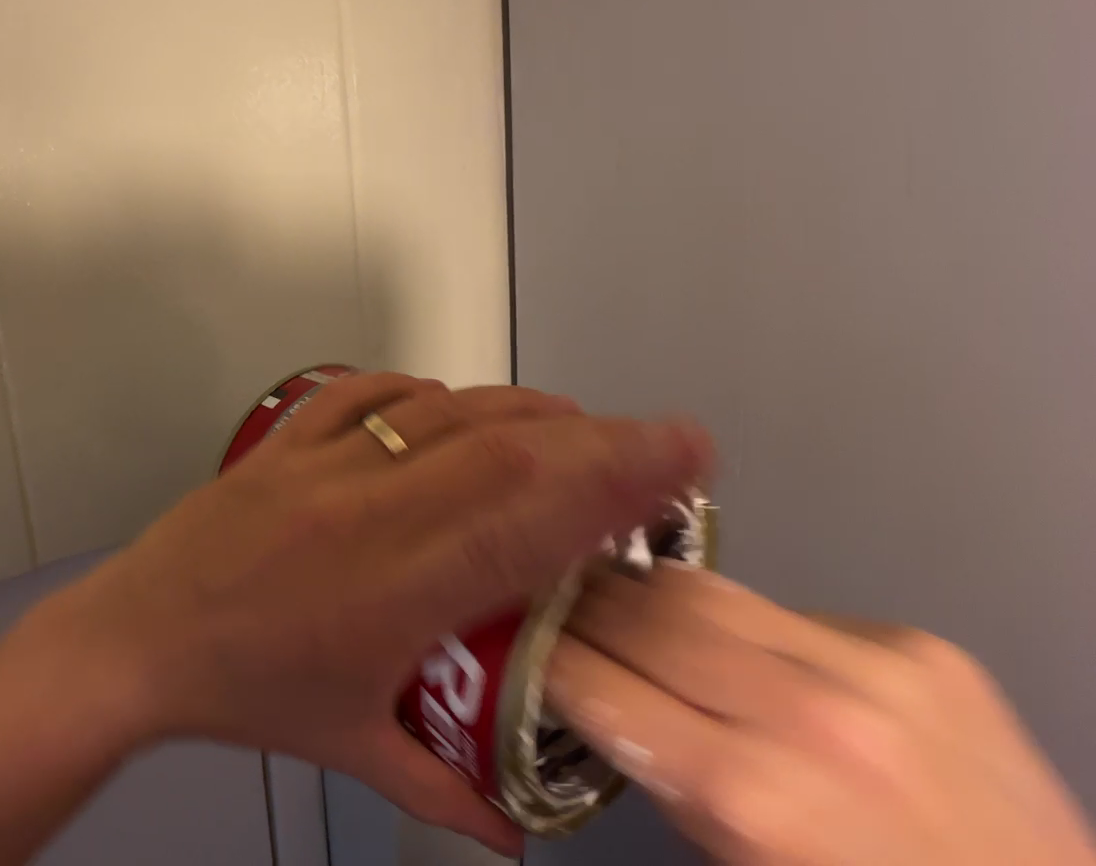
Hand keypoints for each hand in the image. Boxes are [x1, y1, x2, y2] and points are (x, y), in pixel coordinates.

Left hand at [16, 372, 711, 855]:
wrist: (136, 641)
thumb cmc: (248, 695)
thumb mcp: (353, 749)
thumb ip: (445, 789)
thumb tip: (519, 835)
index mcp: (398, 586)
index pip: (527, 515)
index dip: (613, 480)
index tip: (683, 458)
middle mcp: (367, 507)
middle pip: (500, 449)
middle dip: (594, 437)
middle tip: (657, 439)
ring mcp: (315, 463)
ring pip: (437, 412)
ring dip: (515, 410)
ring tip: (567, 427)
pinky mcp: (277, 443)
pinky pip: (358, 394)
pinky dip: (417, 393)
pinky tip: (444, 406)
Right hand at [549, 564, 1095, 863]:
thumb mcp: (723, 857)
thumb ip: (647, 763)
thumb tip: (579, 680)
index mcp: (740, 791)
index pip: (582, 676)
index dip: (533, 648)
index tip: (508, 634)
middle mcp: (800, 714)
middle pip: (632, 611)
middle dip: (575, 606)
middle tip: (548, 605)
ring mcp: (869, 669)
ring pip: (693, 586)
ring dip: (642, 597)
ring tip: (622, 608)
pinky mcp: (918, 646)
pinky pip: (776, 604)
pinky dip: (736, 620)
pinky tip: (745, 651)